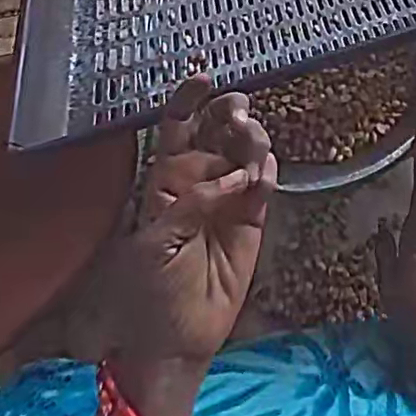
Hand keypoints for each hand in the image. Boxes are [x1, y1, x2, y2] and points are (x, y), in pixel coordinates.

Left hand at [104, 76, 276, 415]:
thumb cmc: (150, 289)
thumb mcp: (154, 243)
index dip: (189, 100)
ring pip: (246, 148)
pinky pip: (263, 182)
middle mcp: (200, 177)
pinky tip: (259, 176)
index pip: (177, 127)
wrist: (177, 337)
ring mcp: (229, 194)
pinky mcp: (254, 215)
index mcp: (165, 177)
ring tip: (249, 144)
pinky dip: (264, 172)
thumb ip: (189, 203)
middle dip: (229, 111)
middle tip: (238, 112)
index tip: (204, 78)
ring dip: (250, 138)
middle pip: (217, 128)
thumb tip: (231, 178)